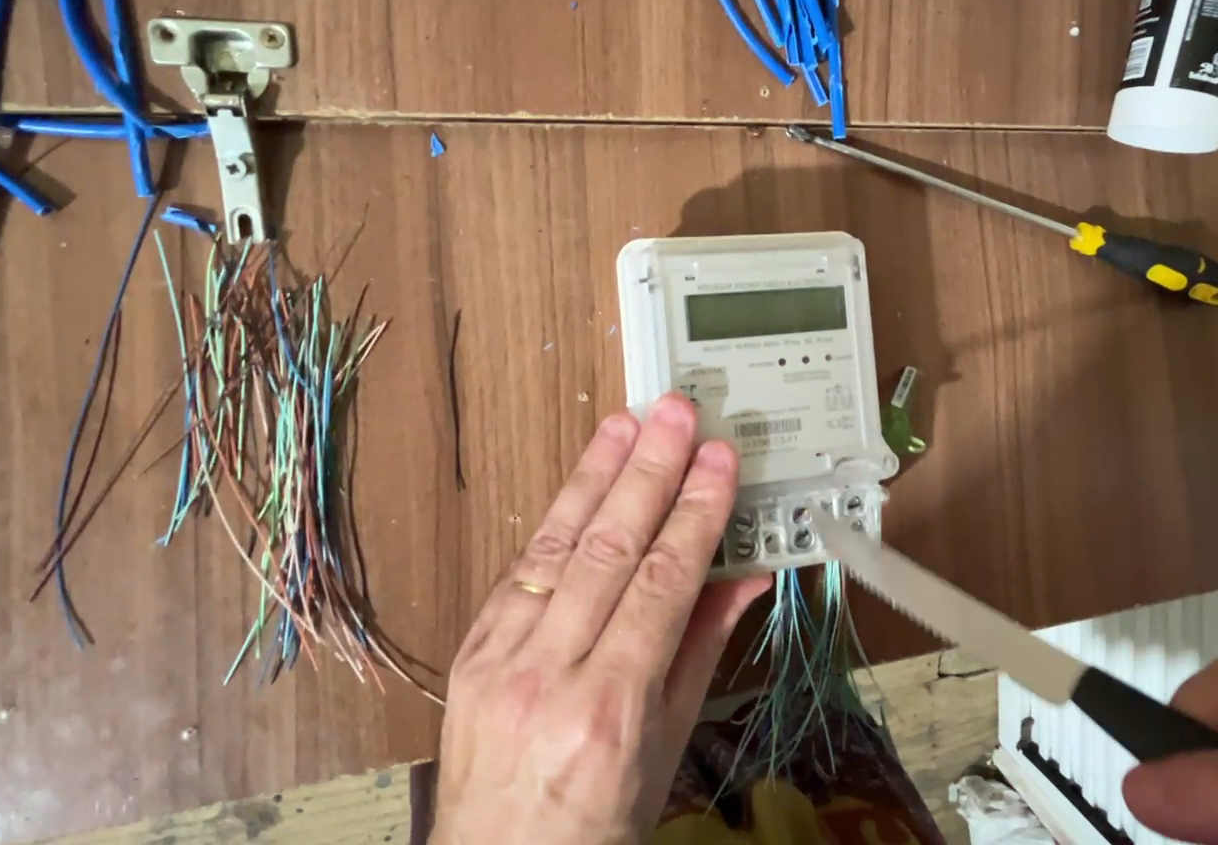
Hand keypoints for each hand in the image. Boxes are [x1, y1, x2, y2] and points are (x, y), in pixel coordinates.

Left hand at [433, 394, 770, 844]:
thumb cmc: (601, 821)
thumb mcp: (668, 743)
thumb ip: (703, 646)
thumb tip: (747, 572)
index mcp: (609, 710)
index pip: (663, 586)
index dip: (695, 513)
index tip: (718, 459)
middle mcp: (546, 676)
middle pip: (606, 550)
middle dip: (647, 471)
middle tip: (675, 413)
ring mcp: (497, 659)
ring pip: (556, 545)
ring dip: (595, 474)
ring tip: (626, 422)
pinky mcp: (469, 649)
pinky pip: (523, 568)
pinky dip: (559, 515)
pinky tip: (585, 474)